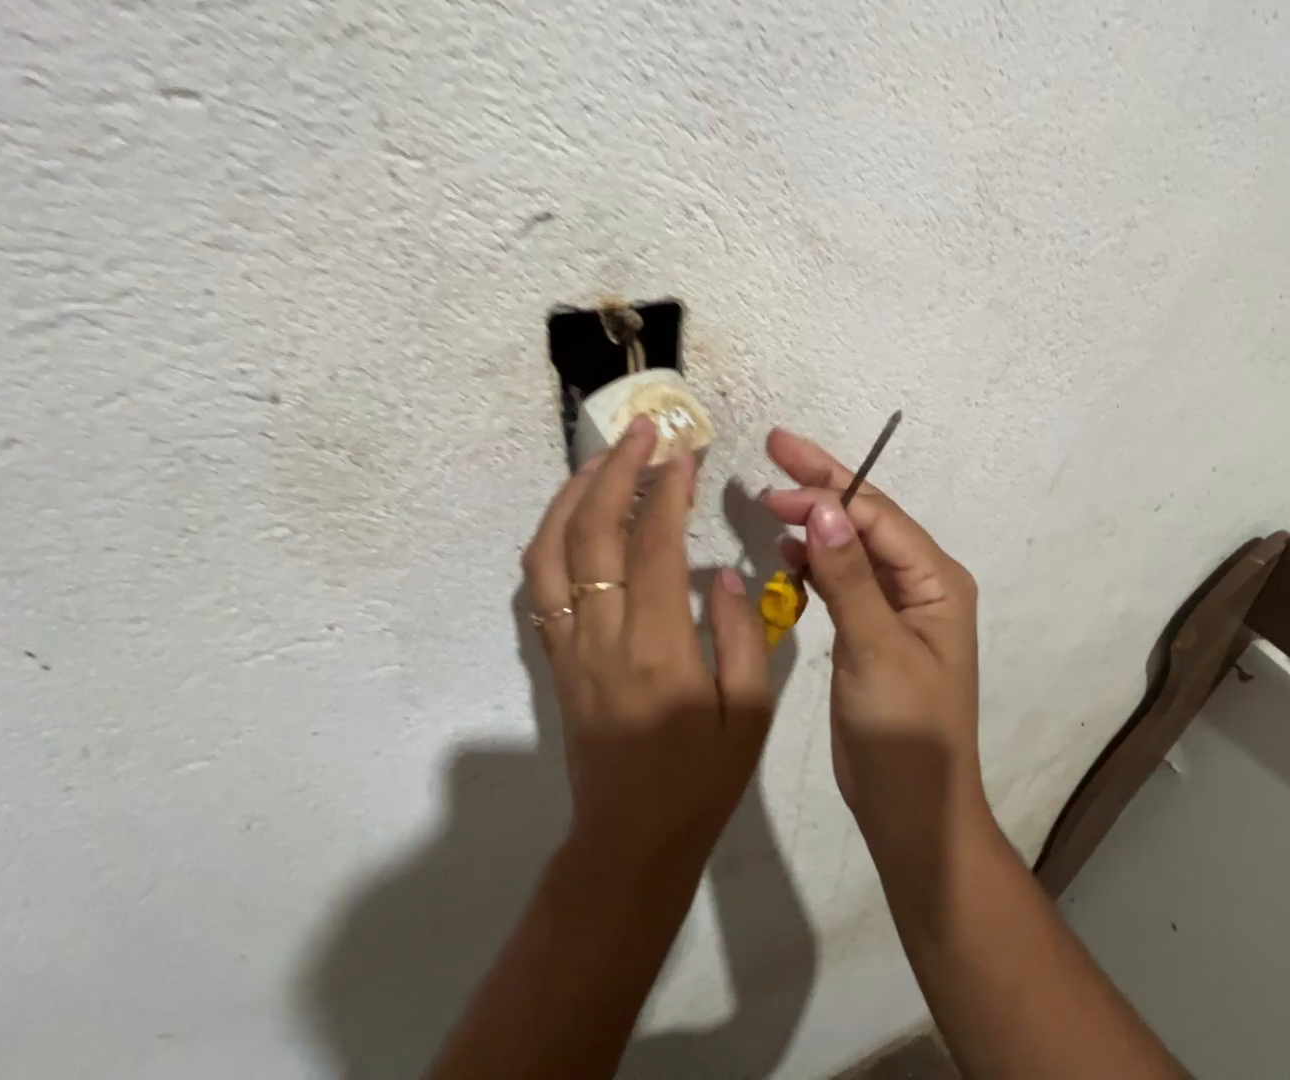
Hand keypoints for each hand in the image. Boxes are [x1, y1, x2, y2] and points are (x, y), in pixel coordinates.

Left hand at [522, 417, 774, 868]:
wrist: (631, 837)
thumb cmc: (701, 779)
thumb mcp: (750, 713)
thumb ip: (744, 637)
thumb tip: (728, 573)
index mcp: (659, 649)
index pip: (655, 546)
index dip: (667, 491)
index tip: (683, 454)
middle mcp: (603, 637)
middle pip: (593, 532)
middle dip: (615, 471)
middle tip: (641, 432)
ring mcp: (569, 647)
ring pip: (550, 552)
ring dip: (571, 496)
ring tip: (601, 462)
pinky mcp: (554, 661)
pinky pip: (539, 587)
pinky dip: (550, 539)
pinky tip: (573, 519)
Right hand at [761, 428, 982, 834]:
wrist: (911, 806)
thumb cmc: (904, 732)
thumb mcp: (876, 652)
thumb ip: (850, 581)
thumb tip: (828, 509)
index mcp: (937, 583)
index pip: (878, 519)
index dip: (828, 492)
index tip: (774, 480)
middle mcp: (920, 586)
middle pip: (867, 521)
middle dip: (823, 485)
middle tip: (775, 446)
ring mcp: (895, 610)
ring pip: (852, 549)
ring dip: (816, 521)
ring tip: (770, 498)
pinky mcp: (870, 633)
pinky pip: (842, 582)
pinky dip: (814, 563)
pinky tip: (787, 551)